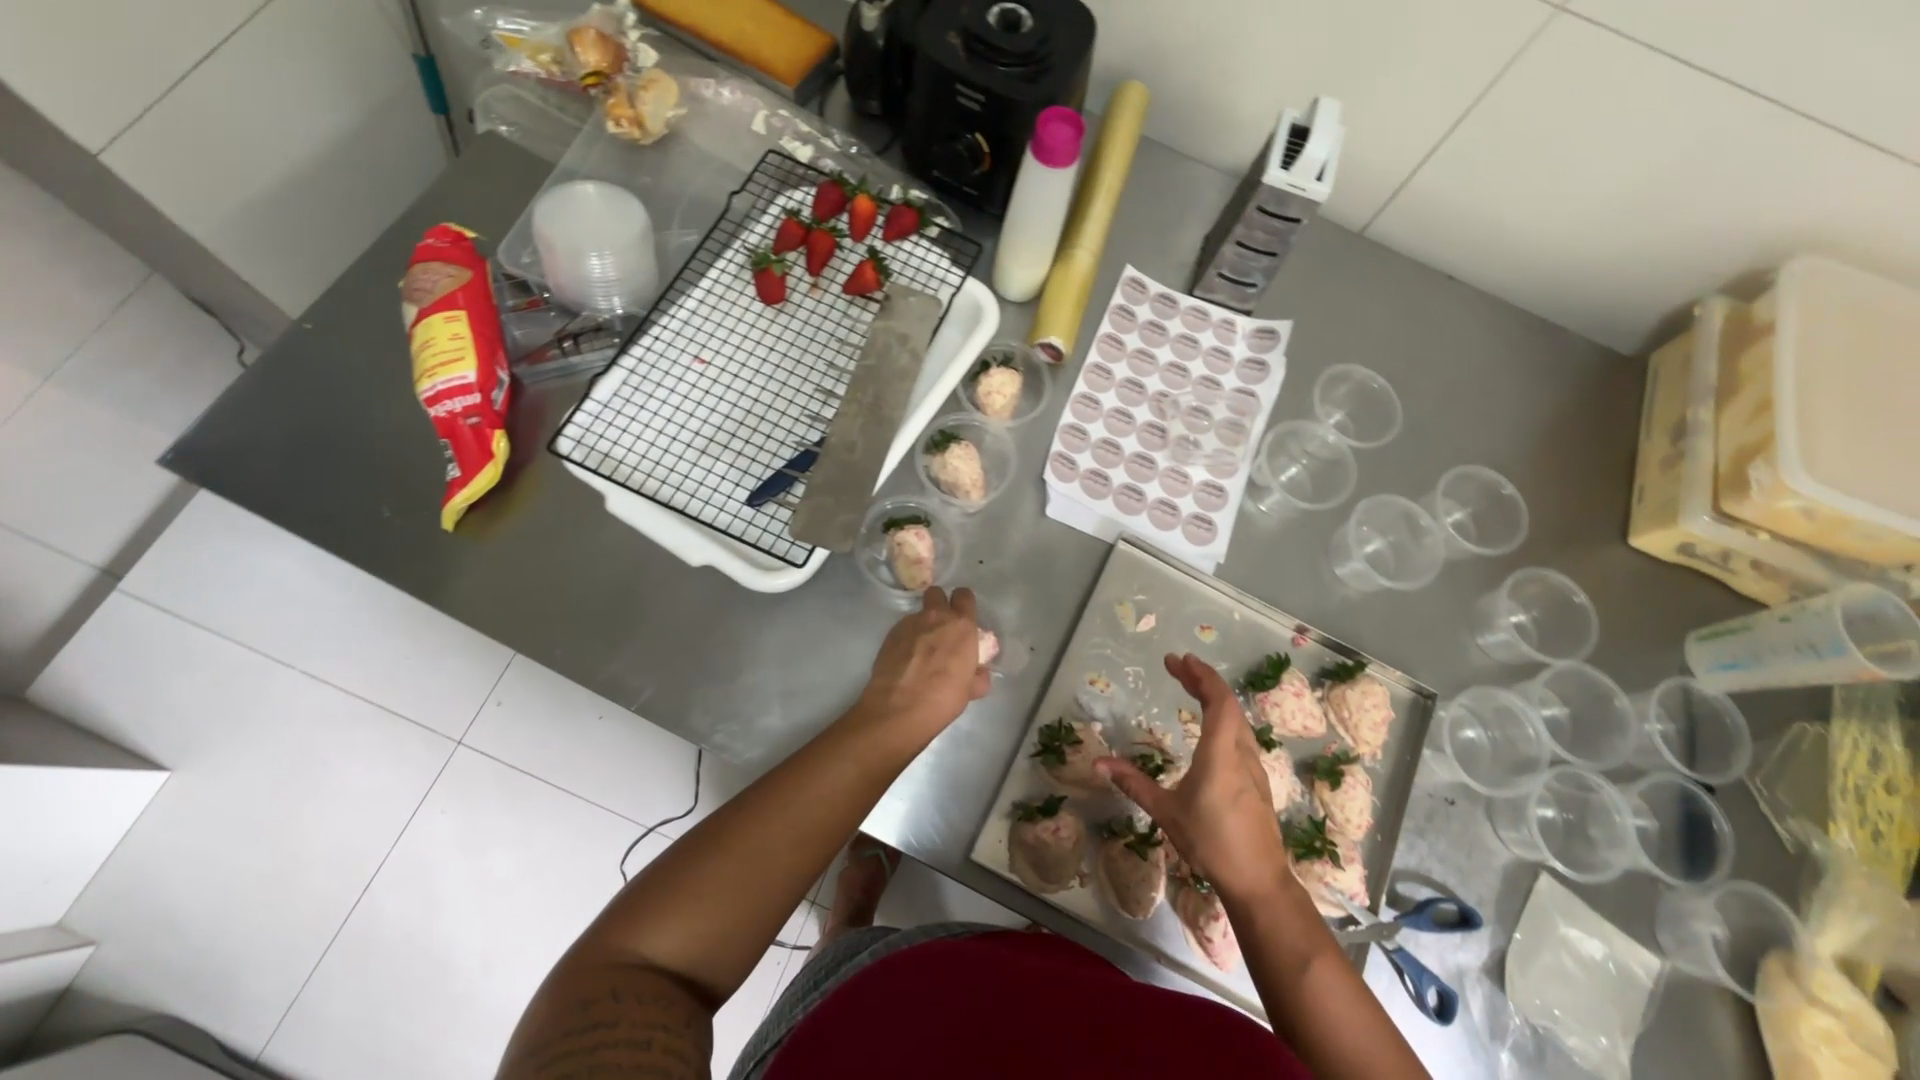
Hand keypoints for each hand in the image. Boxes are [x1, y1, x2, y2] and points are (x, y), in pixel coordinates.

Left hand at [854, 587, 991, 744]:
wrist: (899, 709)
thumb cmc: (943, 698)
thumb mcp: (970, 690)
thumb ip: (977, 676)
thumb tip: (980, 674)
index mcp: (961, 626)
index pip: (965, 595)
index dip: (964, 604)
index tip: (963, 618)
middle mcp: (935, 617)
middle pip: (937, 593)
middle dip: (939, 605)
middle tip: (941, 628)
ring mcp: (909, 624)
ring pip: (918, 614)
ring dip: (922, 625)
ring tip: (920, 650)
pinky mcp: (889, 635)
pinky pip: (902, 629)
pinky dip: (906, 639)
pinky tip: (906, 660)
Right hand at [1098, 653, 1289, 901]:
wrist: (1258, 880)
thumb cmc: (1211, 843)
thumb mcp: (1166, 812)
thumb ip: (1134, 784)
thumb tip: (1098, 764)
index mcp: (1220, 753)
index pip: (1218, 700)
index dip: (1200, 675)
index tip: (1178, 660)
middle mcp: (1241, 753)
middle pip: (1228, 704)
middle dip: (1203, 681)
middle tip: (1177, 667)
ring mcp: (1254, 768)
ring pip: (1237, 720)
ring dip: (1216, 700)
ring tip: (1192, 690)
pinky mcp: (1257, 782)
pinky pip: (1240, 737)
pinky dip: (1223, 720)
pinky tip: (1210, 730)